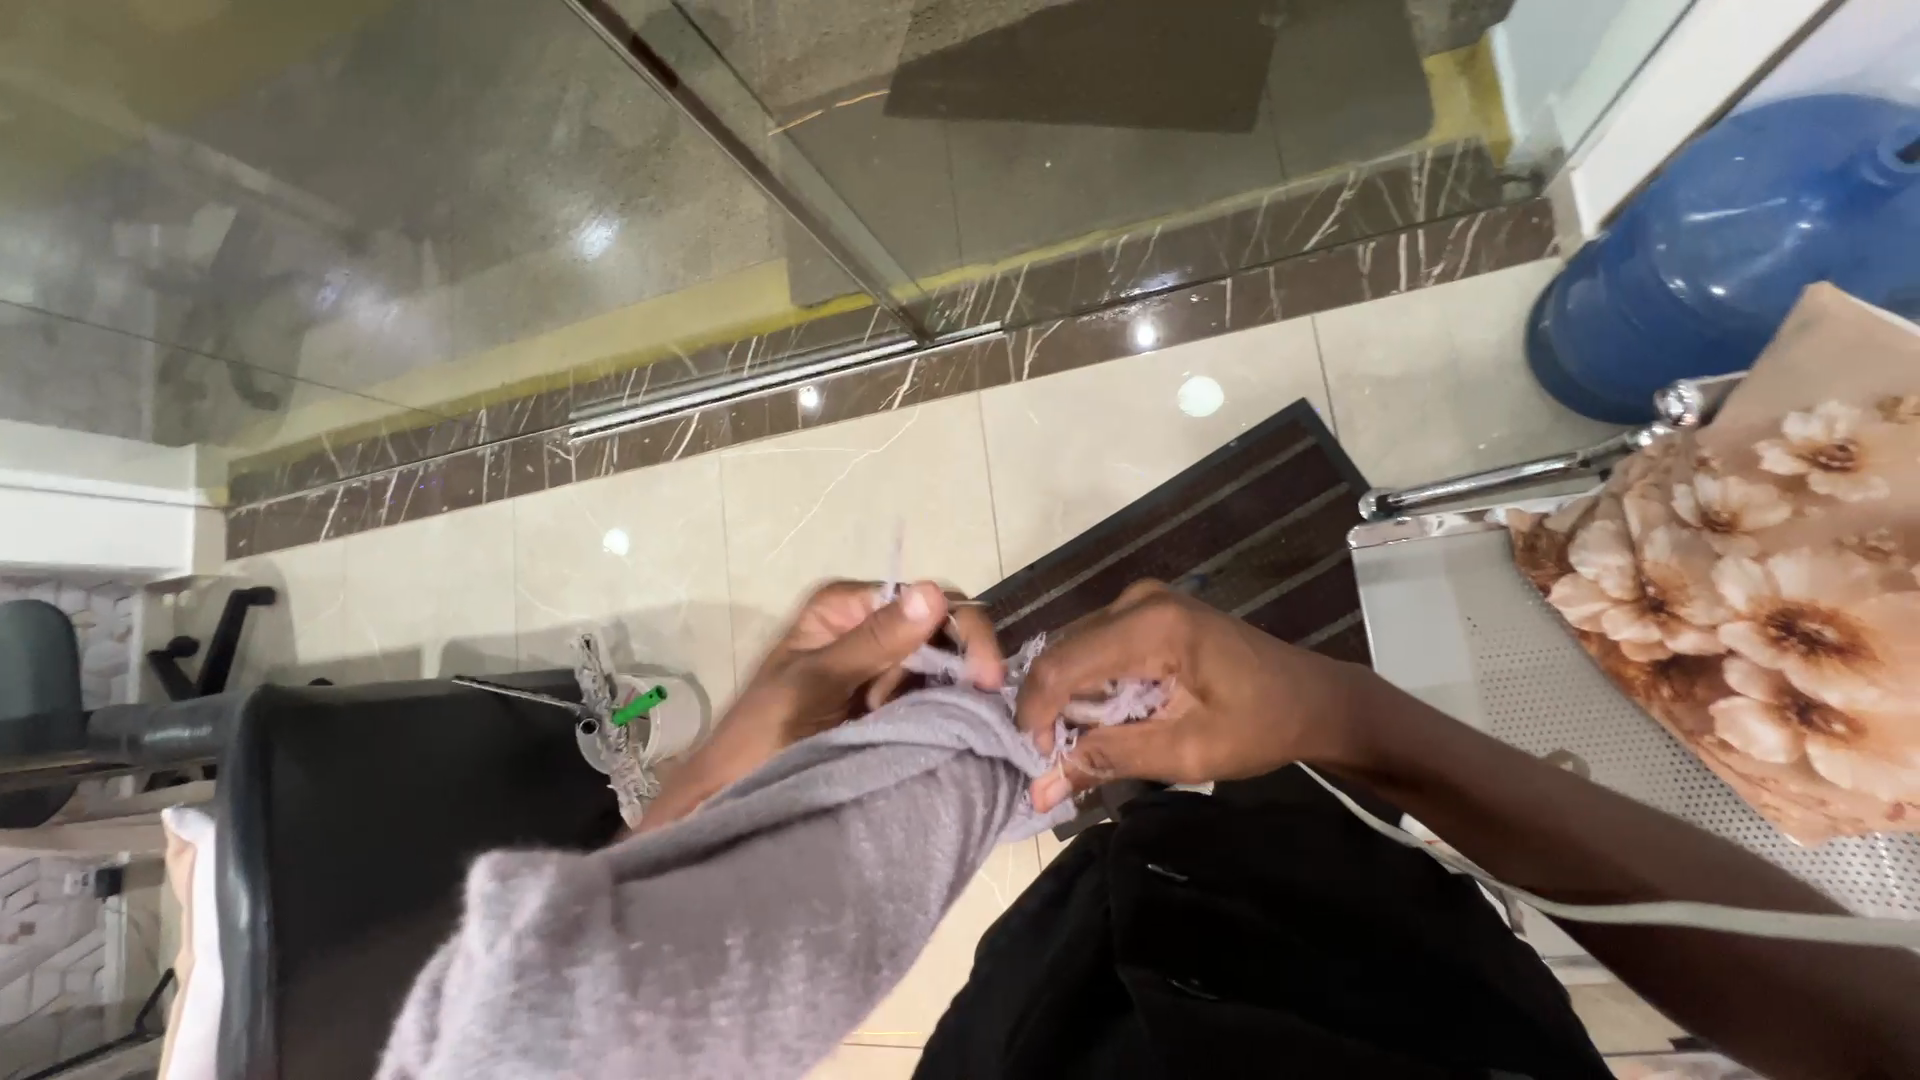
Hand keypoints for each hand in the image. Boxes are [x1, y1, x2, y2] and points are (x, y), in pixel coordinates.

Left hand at [634, 579, 1003, 832]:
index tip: (984, 680)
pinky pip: (935, 698)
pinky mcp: (890, 704)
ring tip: (960, 734)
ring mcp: (881, 667)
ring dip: (955, 697)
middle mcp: (868, 626)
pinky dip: (949, 716)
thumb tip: (934, 592)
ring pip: (945, 667)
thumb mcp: (815, 684)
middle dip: (961, 669)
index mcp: (846, 606)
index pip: (925, 598)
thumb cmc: (759, 735)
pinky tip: (958, 737)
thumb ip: (874, 642)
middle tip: (977, 717)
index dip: (963, 631)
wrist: (730, 799)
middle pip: (942, 629)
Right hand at [1017, 580, 1372, 812]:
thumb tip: (1041, 788)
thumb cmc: (1260, 726)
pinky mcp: (1143, 611)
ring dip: (1067, 699)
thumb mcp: (1186, 753)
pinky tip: (1103, 717)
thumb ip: (1109, 760)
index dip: (1036, 714)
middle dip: (1049, 710)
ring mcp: (1139, 601)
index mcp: (1152, 626)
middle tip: (1055, 759)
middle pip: (1062, 654)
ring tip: (1080, 743)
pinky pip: (1093, 647)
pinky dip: (1088, 685)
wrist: (1312, 696)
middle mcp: (1136, 600)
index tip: (1035, 760)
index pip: (1062, 665)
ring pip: (1072, 650)